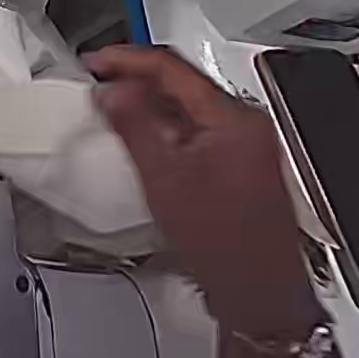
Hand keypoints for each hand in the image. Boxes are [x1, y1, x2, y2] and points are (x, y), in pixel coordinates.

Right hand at [85, 46, 320, 335]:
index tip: (98, 61)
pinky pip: (196, 124)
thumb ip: (133, 125)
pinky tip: (143, 133)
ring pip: (187, 102)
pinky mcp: (239, 157)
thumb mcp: (164, 180)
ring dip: (149, 100)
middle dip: (136, 78)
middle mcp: (245, 122)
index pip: (172, 67)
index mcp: (232, 118)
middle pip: (181, 80)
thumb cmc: (225, 248)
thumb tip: (111, 91)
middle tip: (101, 80)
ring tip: (115, 106)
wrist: (260, 298)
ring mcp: (245, 140)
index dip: (127, 60)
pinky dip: (166, 122)